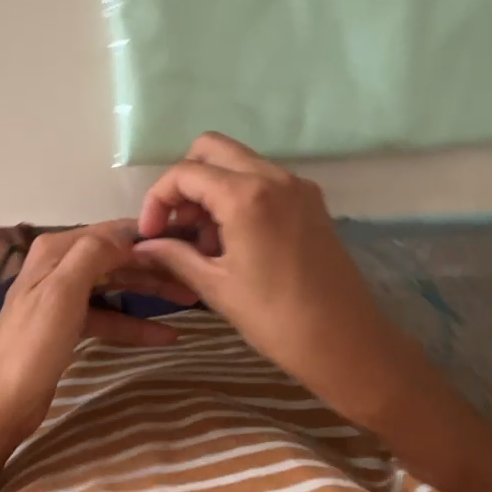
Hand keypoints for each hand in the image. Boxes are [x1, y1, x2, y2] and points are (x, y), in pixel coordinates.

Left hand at [0, 221, 189, 447]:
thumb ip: (93, 254)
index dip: (147, 236)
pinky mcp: (67, 327)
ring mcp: (62, 298)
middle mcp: (58, 267)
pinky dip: (133, 324)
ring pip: (114, 286)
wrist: (0, 404)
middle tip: (194, 273)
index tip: (188, 241)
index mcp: (55, 251)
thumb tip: (127, 233)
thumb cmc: (33, 345)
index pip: (110, 232)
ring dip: (148, 292)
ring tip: (189, 299)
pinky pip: (108, 316)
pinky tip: (165, 336)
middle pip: (114, 258)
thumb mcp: (62, 291)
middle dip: (153, 265)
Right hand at [133, 133, 421, 428]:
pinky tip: (236, 240)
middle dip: (185, 182)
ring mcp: (297, 186)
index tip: (152, 234)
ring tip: (207, 242)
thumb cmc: (276, 318)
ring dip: (212, 188)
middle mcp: (273, 176)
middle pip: (212, 149)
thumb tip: (143, 246)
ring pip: (239, 162)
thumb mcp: (216, 287)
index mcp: (246, 195)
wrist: (347, 343)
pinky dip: (240, 195)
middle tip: (178, 225)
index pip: (185, 173)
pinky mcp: (312, 201)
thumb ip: (175, 255)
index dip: (158, 199)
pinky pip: (264, 180)